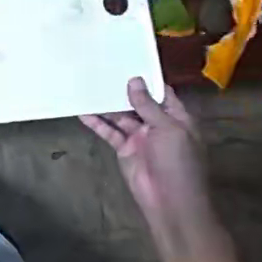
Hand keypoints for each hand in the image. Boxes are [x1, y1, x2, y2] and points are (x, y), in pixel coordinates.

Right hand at [80, 78, 211, 232]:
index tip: (129, 60)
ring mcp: (140, 137)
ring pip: (121, 116)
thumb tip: (134, 80)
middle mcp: (157, 124)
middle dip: (123, 88)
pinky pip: (110, 132)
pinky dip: (97, 123)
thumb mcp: (168, 129)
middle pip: (138, 102)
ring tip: (88, 85)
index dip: (147, 78)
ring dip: (107, 104)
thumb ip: (148, 105)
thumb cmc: (178, 162)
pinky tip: (83, 112)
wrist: (171, 202)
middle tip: (102, 68)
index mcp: (176, 117)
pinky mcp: (125, 149)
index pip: (161, 92)